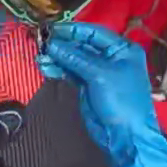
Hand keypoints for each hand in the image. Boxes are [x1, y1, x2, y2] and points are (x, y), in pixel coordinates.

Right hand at [41, 22, 166, 166]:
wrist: (126, 136)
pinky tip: (46, 67)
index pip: (94, 33)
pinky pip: (73, 72)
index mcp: (123, 49)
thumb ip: (76, 58)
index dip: (72, 30)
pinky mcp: (90, 86)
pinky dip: (60, 69)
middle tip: (41, 42)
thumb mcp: (100, 75)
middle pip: (83, 45)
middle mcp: (112, 57)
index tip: (51, 29)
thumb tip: (52, 44)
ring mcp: (100, 72)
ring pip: (76, 59)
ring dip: (58, 57)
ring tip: (40, 57)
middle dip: (63, 44)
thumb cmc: (122, 101)